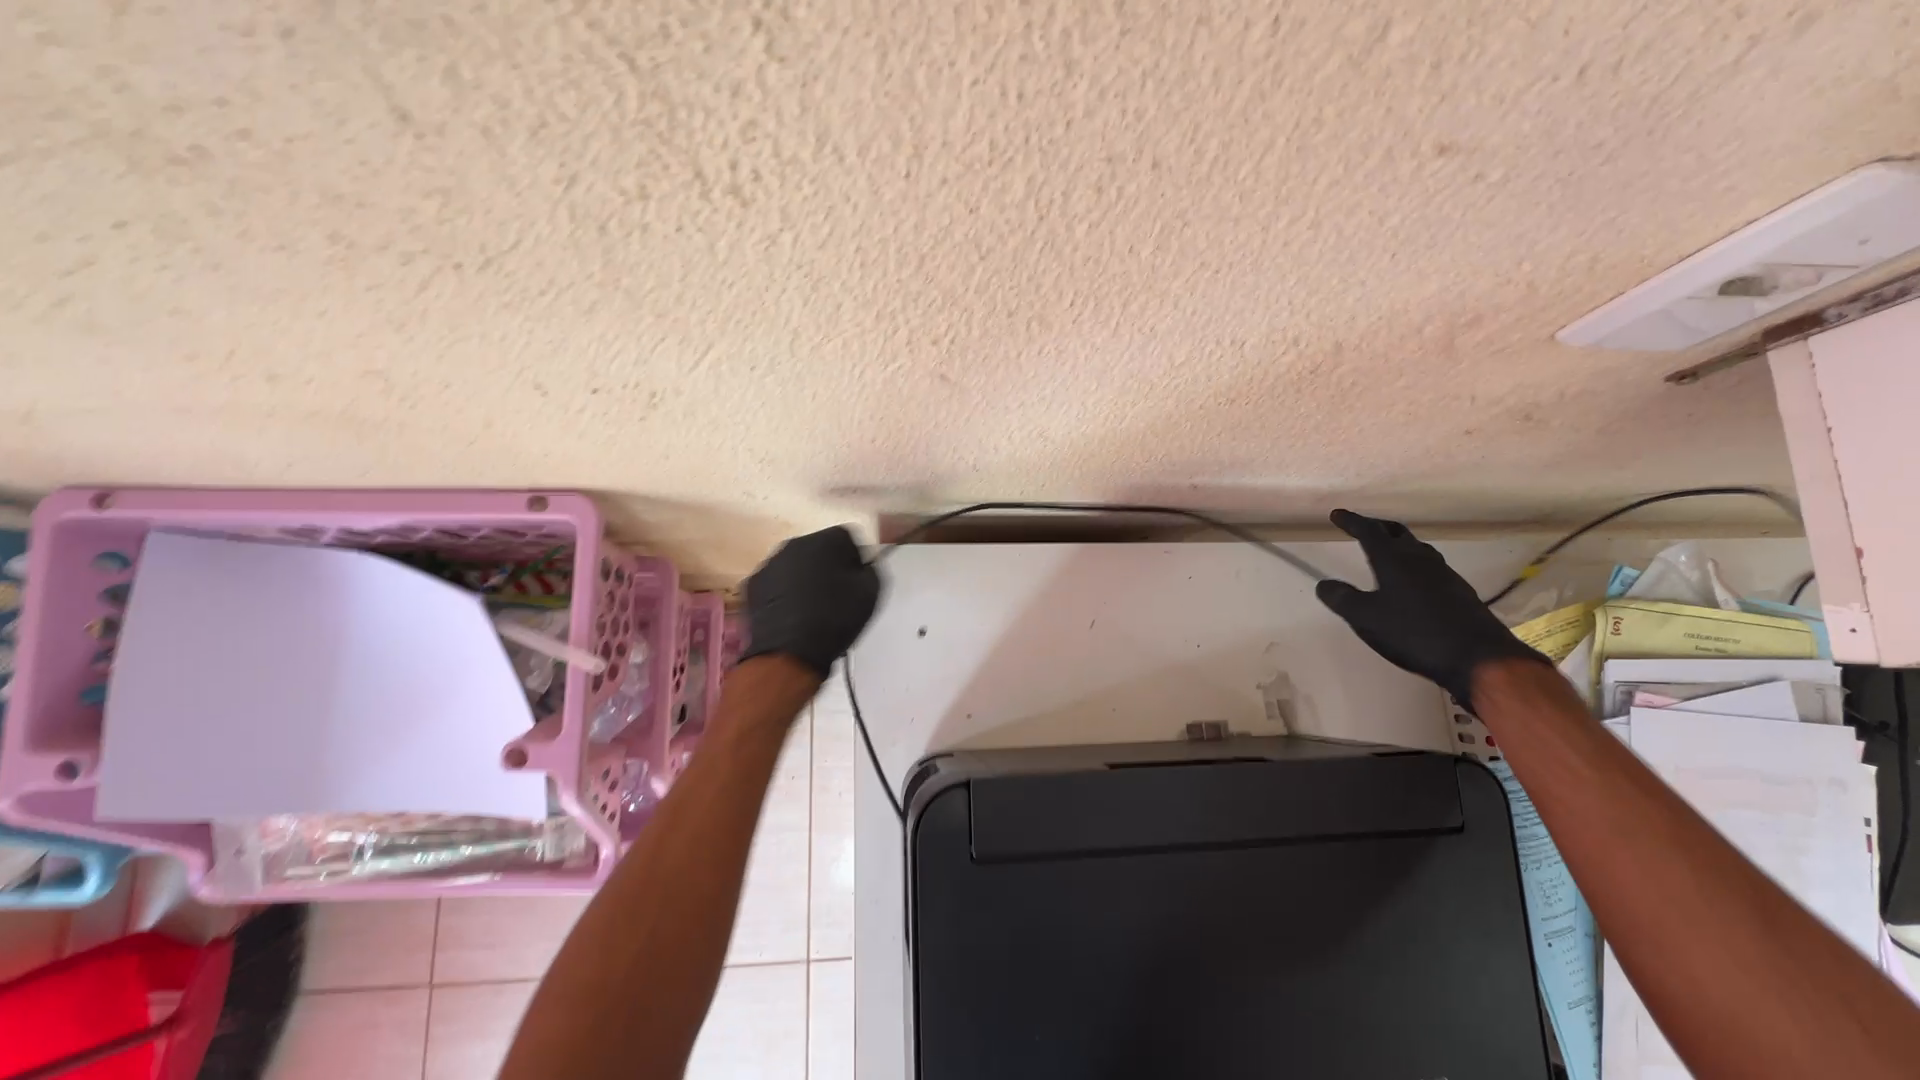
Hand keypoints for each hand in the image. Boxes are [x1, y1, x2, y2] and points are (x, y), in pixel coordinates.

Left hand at [739, 526, 881, 677]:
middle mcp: (795, 543)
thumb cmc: (835, 619)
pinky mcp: (752, 585)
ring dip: (804, 578)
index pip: (848, 538)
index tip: (856, 581)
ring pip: (794, 565)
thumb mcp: (870, 593)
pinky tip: (792, 614)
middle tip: (836, 594)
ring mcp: (769, 563)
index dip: (855, 560)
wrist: (791, 652)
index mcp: (826, 540)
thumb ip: (870, 569)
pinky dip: (783, 593)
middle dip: (827, 565)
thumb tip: (861, 565)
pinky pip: (775, 582)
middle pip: (818, 548)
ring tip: (812, 607)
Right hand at [1314, 509, 1547, 710]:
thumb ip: (1343, 599)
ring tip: (1386, 550)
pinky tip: (1413, 581)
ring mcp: (1443, 574)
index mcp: (1394, 560)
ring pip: (1416, 548)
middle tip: (1362, 527)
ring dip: (1398, 543)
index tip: (1337, 514)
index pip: (1369, 532)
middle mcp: (1420, 559)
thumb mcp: (1367, 618)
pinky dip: (1414, 563)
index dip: (1351, 521)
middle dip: (1377, 526)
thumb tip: (1324, 584)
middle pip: (1397, 533)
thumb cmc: (1414, 633)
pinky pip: (1430, 566)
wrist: (1477, 655)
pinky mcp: (1458, 591)